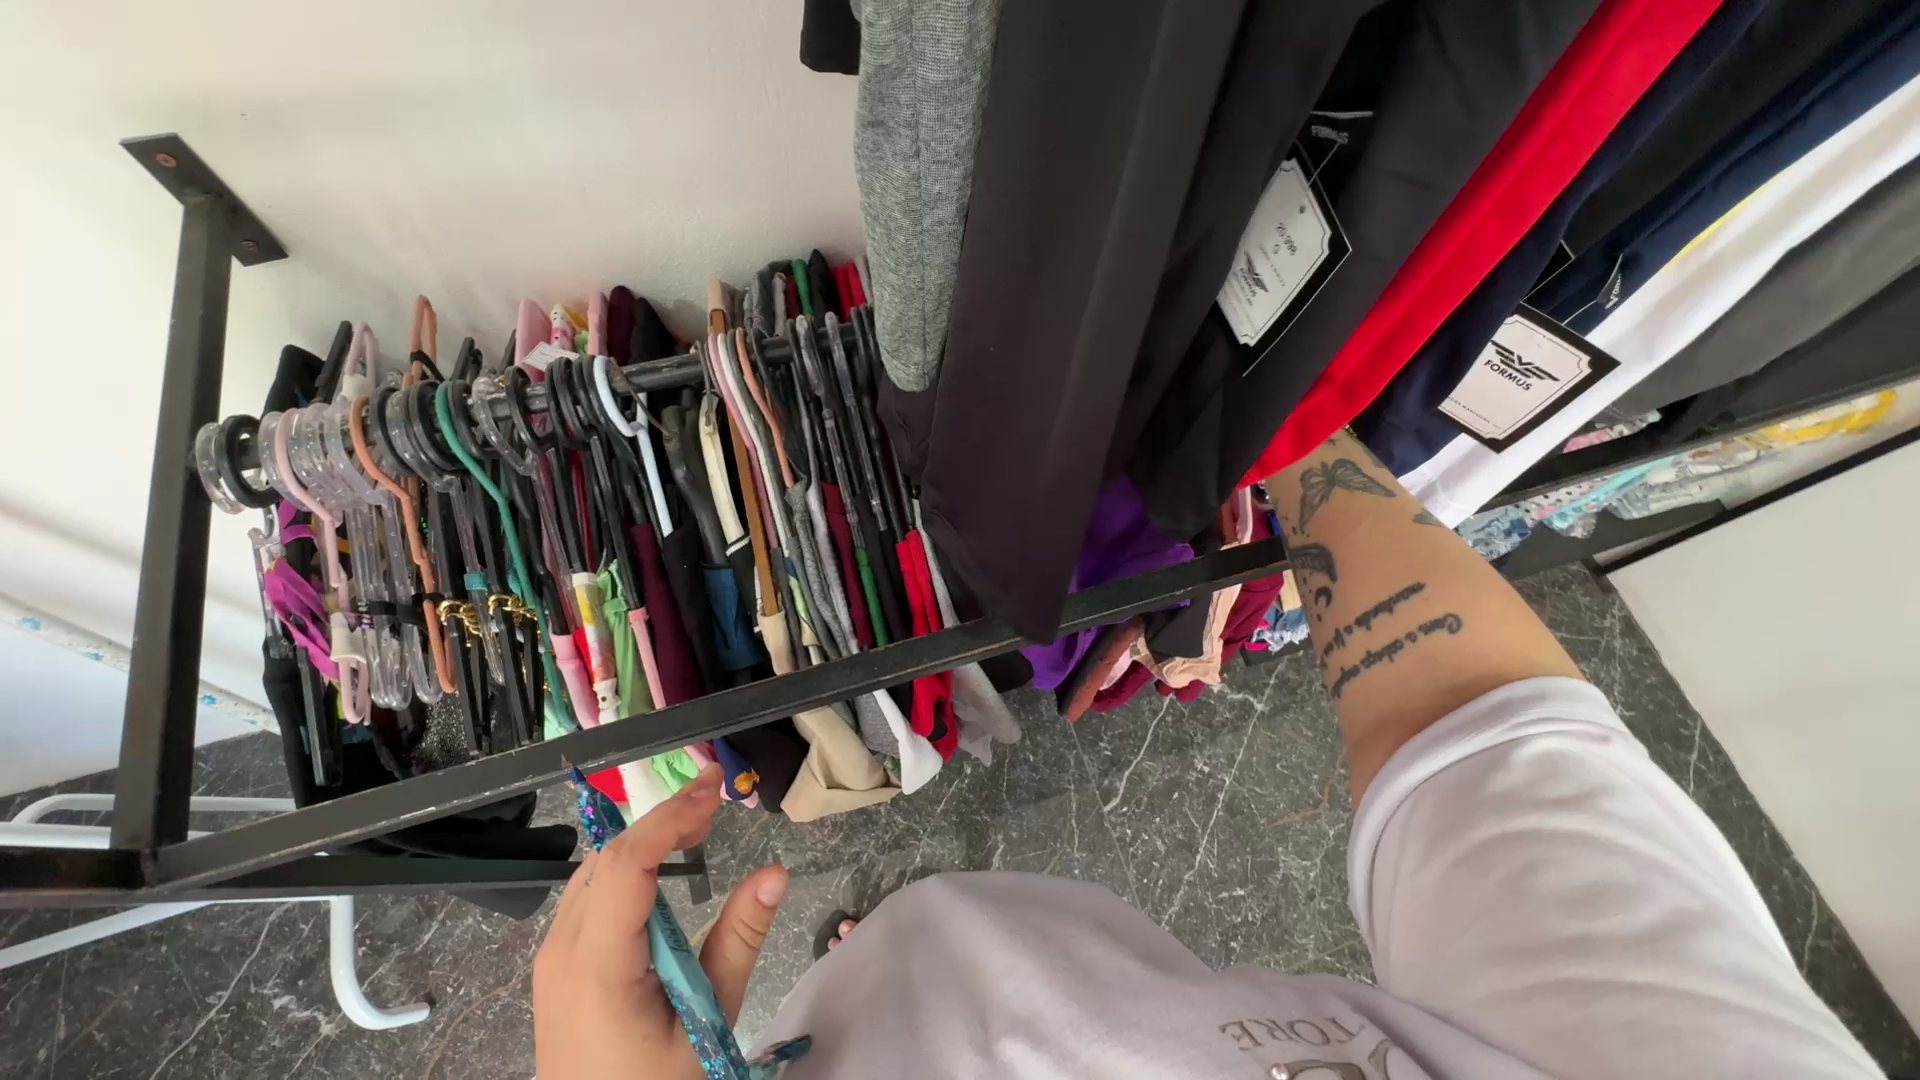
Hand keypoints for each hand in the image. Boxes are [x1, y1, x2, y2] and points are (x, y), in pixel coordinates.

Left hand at [533, 765, 789, 1079]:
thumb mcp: (708, 1021)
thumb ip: (738, 941)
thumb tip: (776, 871)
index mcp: (597, 965)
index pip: (627, 864)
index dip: (670, 817)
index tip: (714, 789)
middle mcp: (562, 950)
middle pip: (609, 857)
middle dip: (663, 818)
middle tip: (716, 802)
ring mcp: (553, 958)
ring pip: (596, 870)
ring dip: (646, 840)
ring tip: (699, 828)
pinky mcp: (558, 967)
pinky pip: (589, 895)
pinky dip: (629, 867)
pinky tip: (662, 871)